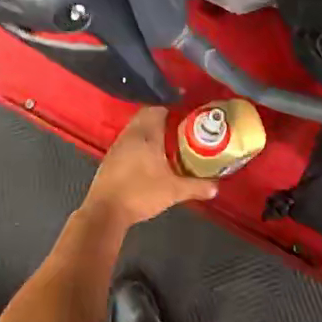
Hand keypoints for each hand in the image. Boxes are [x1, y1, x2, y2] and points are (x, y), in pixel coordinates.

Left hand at [83, 107, 217, 229]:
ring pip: (135, 129)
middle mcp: (130, 135)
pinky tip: (148, 157)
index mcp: (146, 135)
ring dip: (148, 130)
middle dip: (161, 118)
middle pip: (145, 116)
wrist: (104, 212)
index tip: (185, 114)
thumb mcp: (174, 191)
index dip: (171, 109)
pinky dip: (139, 143)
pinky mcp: (109, 159)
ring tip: (166, 141)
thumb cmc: (141, 193)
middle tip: (178, 127)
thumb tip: (216, 187)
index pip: (157, 110)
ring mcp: (117, 146)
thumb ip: (196, 186)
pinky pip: (128, 141)